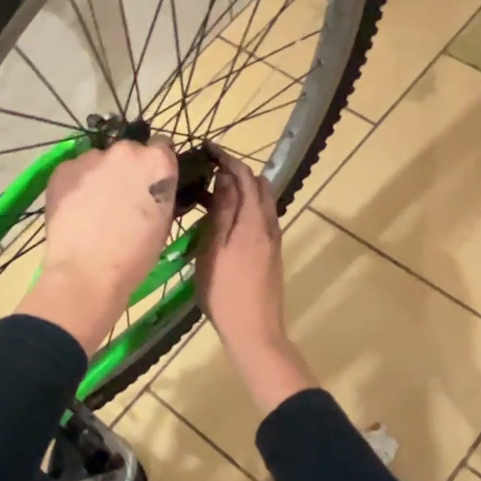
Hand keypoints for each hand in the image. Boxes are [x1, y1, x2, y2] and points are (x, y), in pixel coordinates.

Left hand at [14, 140, 177, 351]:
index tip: (148, 182)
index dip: (154, 165)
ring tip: (92, 208)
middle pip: (128, 151)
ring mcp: (91, 158)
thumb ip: (159, 193)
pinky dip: (75, 185)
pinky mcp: (62, 169)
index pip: (161, 147)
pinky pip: (74, 171)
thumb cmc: (135, 256)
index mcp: (157, 162)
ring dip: (99, 176)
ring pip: (98, 161)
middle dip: (125, 169)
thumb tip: (149, 187)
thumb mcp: (163, 221)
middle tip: (119, 198)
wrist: (87, 272)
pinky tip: (74, 209)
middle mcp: (125, 151)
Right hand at [196, 148, 315, 411]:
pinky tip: (226, 218)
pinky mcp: (270, 254)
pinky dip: (245, 207)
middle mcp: (269, 225)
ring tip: (213, 191)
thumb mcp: (214, 250)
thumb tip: (225, 177)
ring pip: (262, 202)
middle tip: (208, 170)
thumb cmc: (226, 292)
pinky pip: (260, 217)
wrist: (255, 331)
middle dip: (237, 172)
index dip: (228, 159)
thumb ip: (222, 212)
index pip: (245, 176)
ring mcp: (272, 241)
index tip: (208, 149)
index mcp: (254, 221)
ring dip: (242, 190)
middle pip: (259, 186)